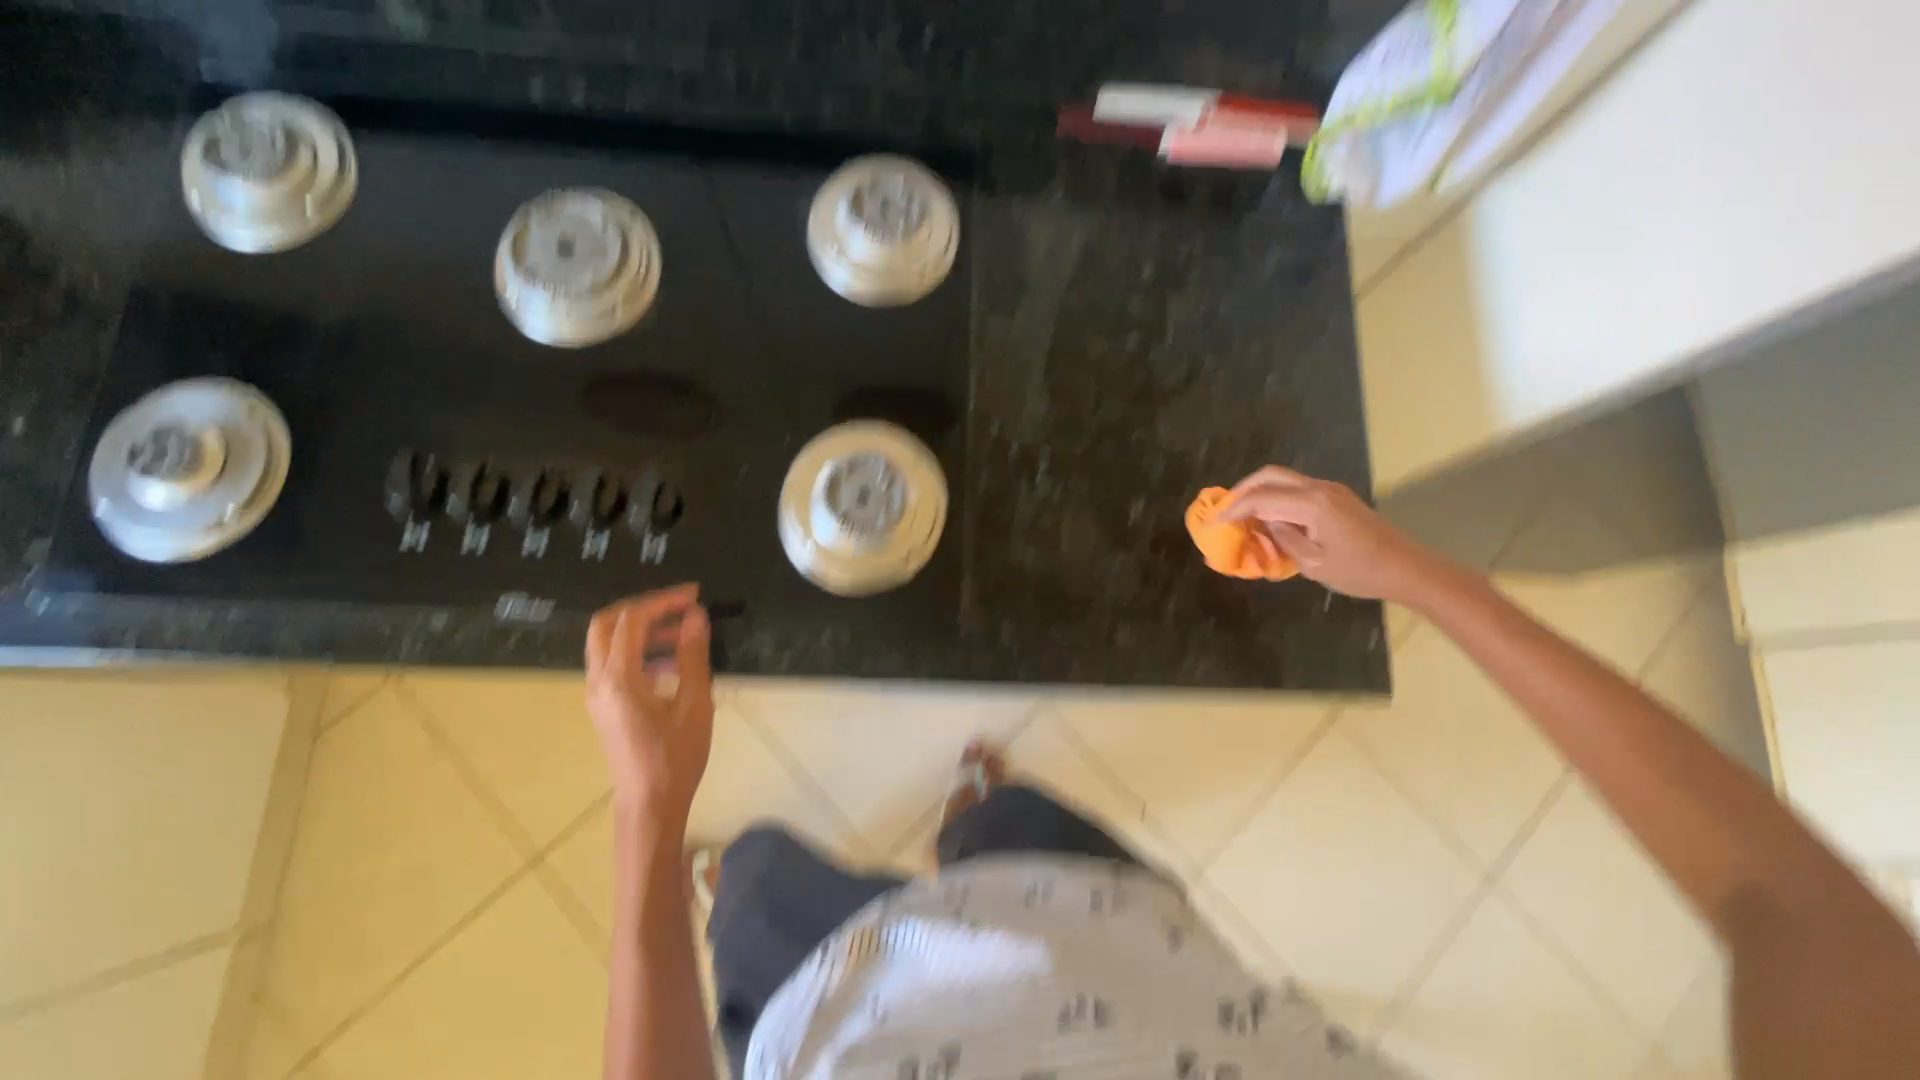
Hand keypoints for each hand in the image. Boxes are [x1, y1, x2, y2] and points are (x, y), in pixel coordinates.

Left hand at [585, 584, 713, 829]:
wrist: (650, 804)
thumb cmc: (675, 757)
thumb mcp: (694, 704)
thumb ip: (692, 655)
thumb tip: (695, 616)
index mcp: (619, 678)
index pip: (633, 620)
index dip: (663, 601)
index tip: (695, 596)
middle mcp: (598, 681)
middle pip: (607, 624)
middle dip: (644, 609)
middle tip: (679, 608)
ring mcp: (596, 695)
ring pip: (607, 644)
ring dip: (642, 630)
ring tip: (683, 636)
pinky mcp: (603, 707)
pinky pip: (613, 664)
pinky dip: (637, 651)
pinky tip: (671, 665)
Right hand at [1217, 466, 1442, 601]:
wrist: (1406, 568)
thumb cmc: (1359, 572)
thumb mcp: (1313, 564)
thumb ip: (1282, 539)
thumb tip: (1262, 525)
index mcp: (1311, 504)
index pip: (1261, 499)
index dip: (1232, 509)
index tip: (1211, 522)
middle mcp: (1319, 488)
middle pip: (1270, 475)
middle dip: (1242, 490)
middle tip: (1224, 510)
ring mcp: (1330, 490)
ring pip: (1283, 478)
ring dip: (1259, 492)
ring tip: (1242, 514)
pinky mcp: (1336, 497)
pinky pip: (1297, 489)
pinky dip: (1276, 497)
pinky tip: (1269, 517)